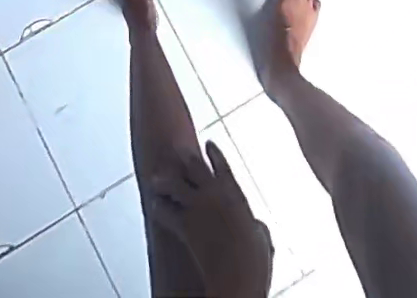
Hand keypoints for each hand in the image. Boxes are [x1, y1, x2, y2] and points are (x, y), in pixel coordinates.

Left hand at [147, 142, 272, 296]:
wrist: (238, 273)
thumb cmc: (254, 257)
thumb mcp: (260, 234)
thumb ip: (255, 224)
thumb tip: (256, 227)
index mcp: (234, 189)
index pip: (221, 163)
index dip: (214, 152)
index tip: (208, 142)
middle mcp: (214, 192)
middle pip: (195, 166)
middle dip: (185, 158)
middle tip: (176, 150)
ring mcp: (197, 207)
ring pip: (175, 184)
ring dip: (166, 180)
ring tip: (157, 177)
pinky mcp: (185, 227)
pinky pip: (167, 212)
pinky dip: (161, 208)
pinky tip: (155, 204)